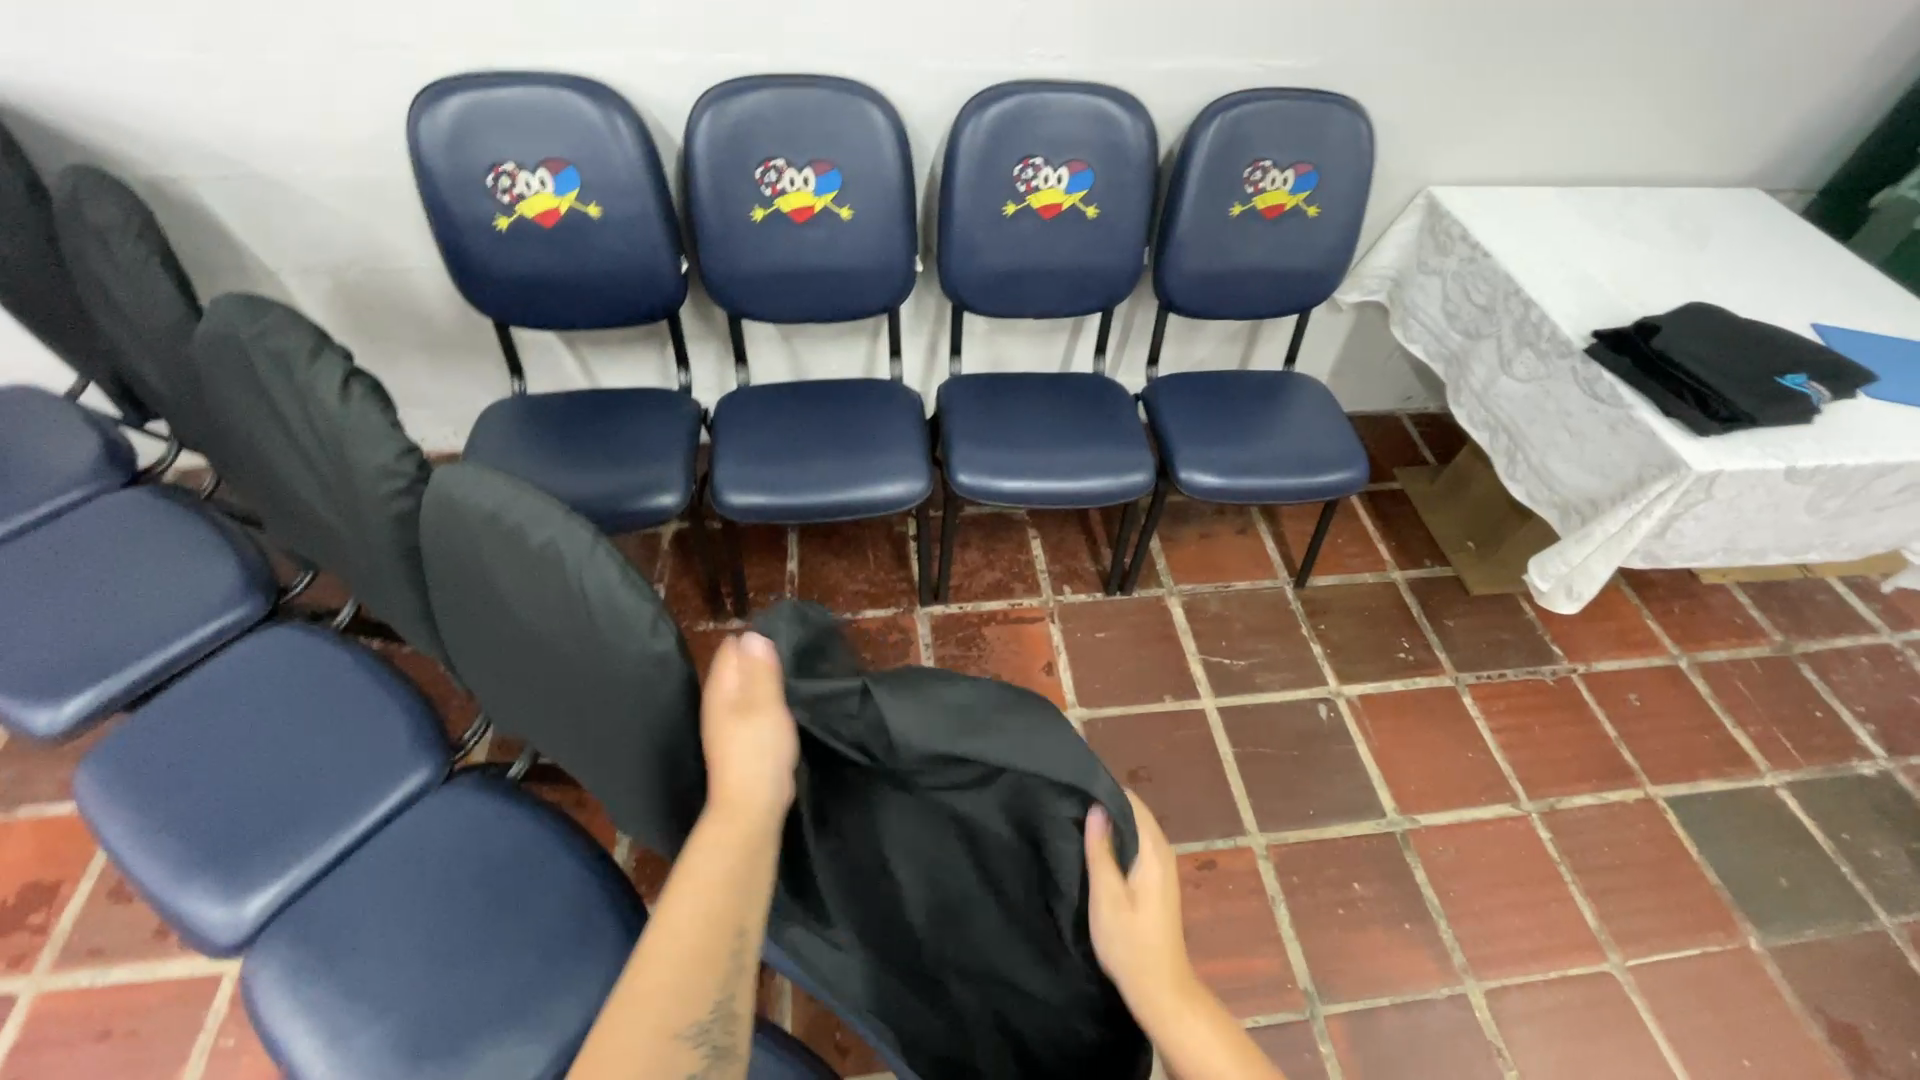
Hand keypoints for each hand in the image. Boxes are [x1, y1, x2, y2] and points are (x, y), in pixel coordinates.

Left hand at [700, 633, 799, 823]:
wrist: (752, 805)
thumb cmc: (759, 751)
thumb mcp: (765, 704)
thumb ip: (760, 670)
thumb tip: (752, 634)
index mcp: (721, 690)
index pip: (731, 650)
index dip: (754, 640)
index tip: (782, 637)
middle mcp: (719, 704)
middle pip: (737, 669)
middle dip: (759, 658)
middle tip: (791, 654)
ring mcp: (727, 724)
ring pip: (745, 689)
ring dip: (764, 681)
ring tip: (790, 674)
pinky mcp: (741, 741)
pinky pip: (752, 708)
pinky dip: (766, 702)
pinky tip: (781, 706)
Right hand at [1084, 791, 1198, 1018]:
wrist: (1159, 987)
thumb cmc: (1129, 941)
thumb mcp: (1106, 895)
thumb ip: (1101, 850)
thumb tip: (1096, 807)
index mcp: (1153, 850)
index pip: (1132, 802)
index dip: (1105, 794)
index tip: (1076, 793)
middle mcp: (1163, 852)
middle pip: (1135, 814)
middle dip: (1106, 808)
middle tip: (1071, 808)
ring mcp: (1163, 867)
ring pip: (1135, 831)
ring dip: (1111, 827)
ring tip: (1078, 825)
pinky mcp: (1158, 881)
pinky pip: (1137, 846)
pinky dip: (1118, 842)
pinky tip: (1096, 851)